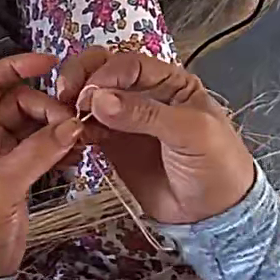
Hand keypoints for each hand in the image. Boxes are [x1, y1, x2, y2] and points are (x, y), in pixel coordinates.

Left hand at [0, 53, 86, 277]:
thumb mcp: (1, 183)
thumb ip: (37, 150)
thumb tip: (73, 124)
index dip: (15, 67)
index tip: (50, 62)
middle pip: (16, 101)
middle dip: (47, 107)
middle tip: (75, 125)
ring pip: (32, 124)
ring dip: (57, 127)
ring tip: (83, 139)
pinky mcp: (15, 172)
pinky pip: (40, 147)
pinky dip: (58, 146)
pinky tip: (78, 153)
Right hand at [54, 47, 254, 224]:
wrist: (210, 215)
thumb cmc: (215, 167)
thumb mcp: (191, 134)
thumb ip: (145, 114)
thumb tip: (97, 99)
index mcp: (169, 82)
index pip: (128, 64)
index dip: (105, 74)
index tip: (89, 94)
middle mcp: (142, 93)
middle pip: (101, 68)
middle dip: (80, 76)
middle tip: (65, 95)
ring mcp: (122, 117)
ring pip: (87, 94)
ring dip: (70, 100)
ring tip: (63, 118)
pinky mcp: (107, 140)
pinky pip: (83, 125)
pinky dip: (71, 127)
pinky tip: (69, 137)